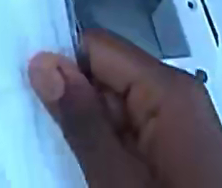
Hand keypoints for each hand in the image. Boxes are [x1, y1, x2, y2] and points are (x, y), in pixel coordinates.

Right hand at [29, 30, 221, 187]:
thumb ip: (81, 120)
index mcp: (169, 88)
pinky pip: (129, 130)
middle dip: (78, 108)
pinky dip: (110, 150)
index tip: (40, 105)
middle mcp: (177, 93)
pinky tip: (106, 178)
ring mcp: (180, 122)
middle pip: (103, 74)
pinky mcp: (177, 149)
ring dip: (92, 134)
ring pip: (112, 106)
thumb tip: (41, 61)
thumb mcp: (120, 184)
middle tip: (65, 151)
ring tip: (90, 173)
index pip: (95, 46)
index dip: (65, 72)